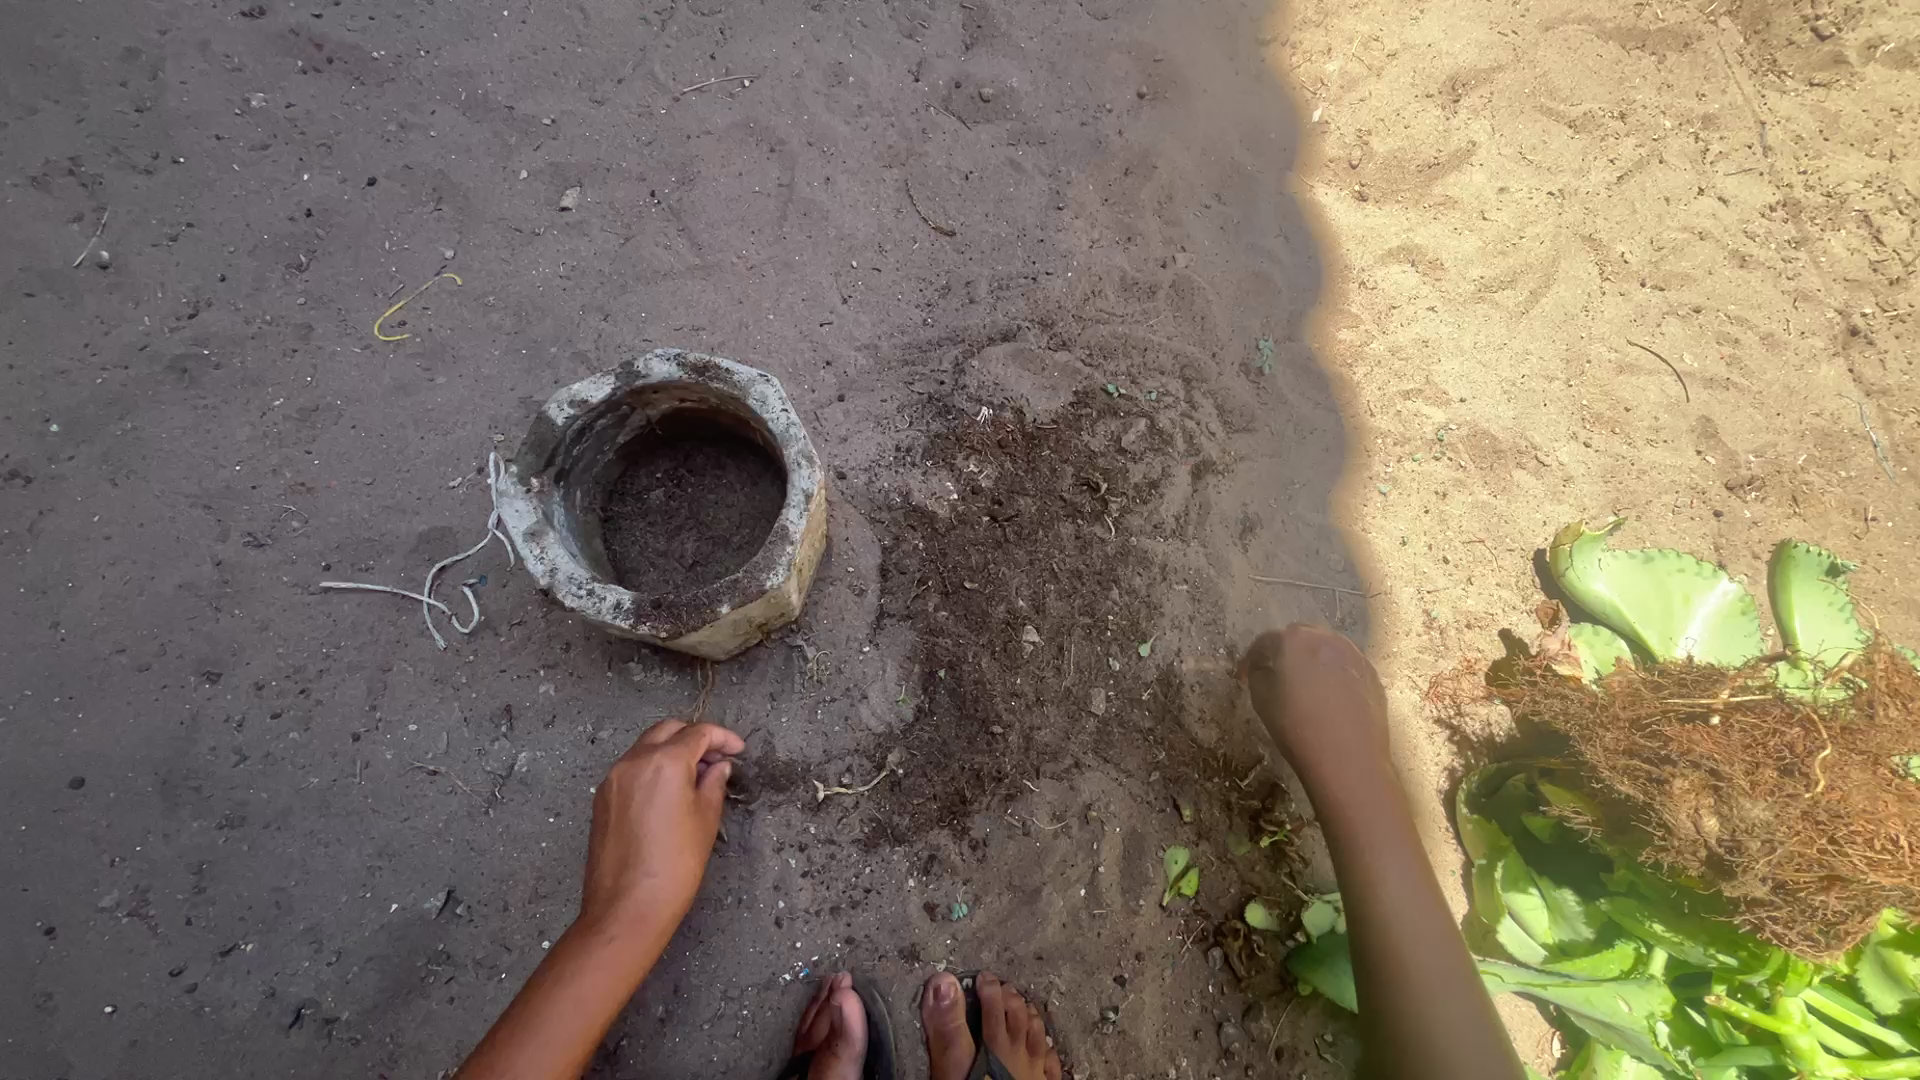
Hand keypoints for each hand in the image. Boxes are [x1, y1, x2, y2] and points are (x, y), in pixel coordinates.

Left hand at [579, 720, 744, 935]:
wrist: (627, 908)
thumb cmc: (675, 864)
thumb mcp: (706, 819)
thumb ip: (713, 783)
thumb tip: (717, 767)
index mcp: (664, 761)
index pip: (698, 733)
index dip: (723, 738)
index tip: (738, 750)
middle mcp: (634, 761)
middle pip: (668, 730)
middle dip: (695, 737)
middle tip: (718, 757)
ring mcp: (613, 779)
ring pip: (646, 746)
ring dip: (672, 750)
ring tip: (696, 775)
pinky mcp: (602, 799)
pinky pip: (631, 768)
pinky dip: (653, 767)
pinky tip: (670, 791)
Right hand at [1242, 624, 1389, 783]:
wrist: (1349, 758)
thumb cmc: (1297, 726)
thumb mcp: (1261, 698)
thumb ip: (1258, 673)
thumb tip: (1263, 668)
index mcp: (1295, 640)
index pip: (1265, 641)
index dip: (1252, 659)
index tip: (1244, 676)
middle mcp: (1327, 639)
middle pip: (1299, 637)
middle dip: (1285, 652)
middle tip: (1275, 675)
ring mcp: (1355, 656)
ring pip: (1326, 649)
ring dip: (1312, 660)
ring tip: (1305, 685)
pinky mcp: (1373, 675)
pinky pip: (1346, 666)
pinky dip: (1334, 674)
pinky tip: (1329, 697)